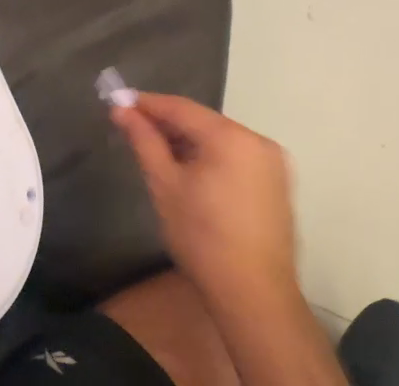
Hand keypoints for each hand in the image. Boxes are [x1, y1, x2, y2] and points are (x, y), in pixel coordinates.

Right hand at [110, 92, 299, 304]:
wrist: (253, 295)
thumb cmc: (202, 238)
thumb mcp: (165, 185)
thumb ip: (144, 141)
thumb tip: (121, 110)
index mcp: (232, 137)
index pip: (182, 108)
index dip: (149, 104)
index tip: (120, 104)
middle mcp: (258, 141)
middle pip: (204, 122)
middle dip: (169, 125)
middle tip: (135, 130)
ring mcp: (274, 163)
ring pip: (222, 139)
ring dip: (190, 142)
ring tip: (160, 154)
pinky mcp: (278, 184)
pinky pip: (238, 157)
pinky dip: (213, 158)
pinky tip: (192, 174)